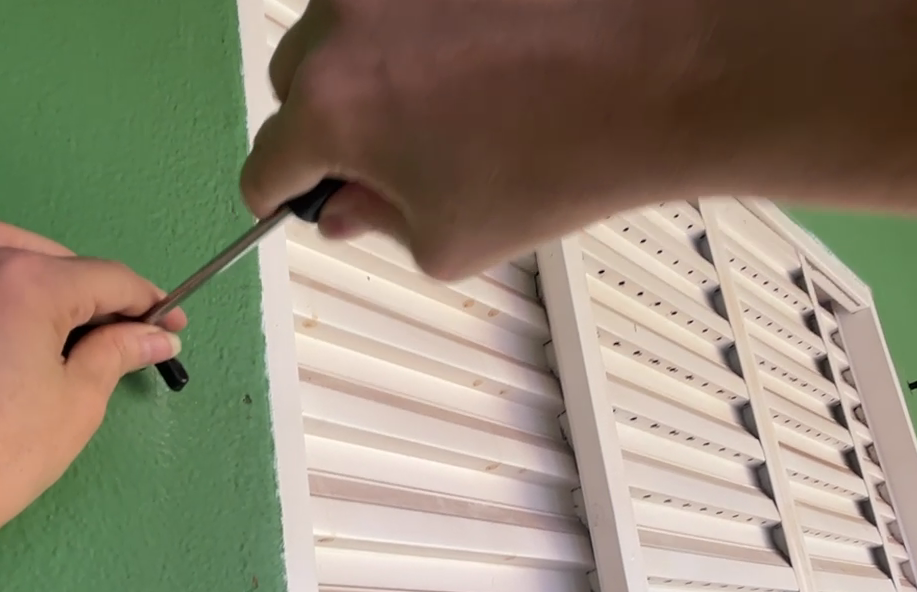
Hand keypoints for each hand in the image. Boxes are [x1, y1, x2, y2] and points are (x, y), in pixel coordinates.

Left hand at [0, 190, 187, 553]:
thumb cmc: (2, 453)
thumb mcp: (78, 403)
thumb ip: (117, 354)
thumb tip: (156, 336)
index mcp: (30, 284)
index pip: (108, 280)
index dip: (149, 304)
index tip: (171, 327)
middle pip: (56, 262)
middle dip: (99, 293)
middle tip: (126, 336)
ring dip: (41, 263)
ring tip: (67, 300)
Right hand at [241, 0, 710, 278]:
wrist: (653, 75)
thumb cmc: (548, 174)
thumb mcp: (446, 241)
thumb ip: (372, 224)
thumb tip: (336, 207)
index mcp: (332, 111)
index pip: (263, 167)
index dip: (285, 198)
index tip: (310, 201)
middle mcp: (339, 20)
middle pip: (291, 89)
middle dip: (326, 131)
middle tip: (397, 156)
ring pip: (336, 33)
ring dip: (363, 74)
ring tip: (445, 101)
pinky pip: (388, 2)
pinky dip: (407, 31)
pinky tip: (464, 55)